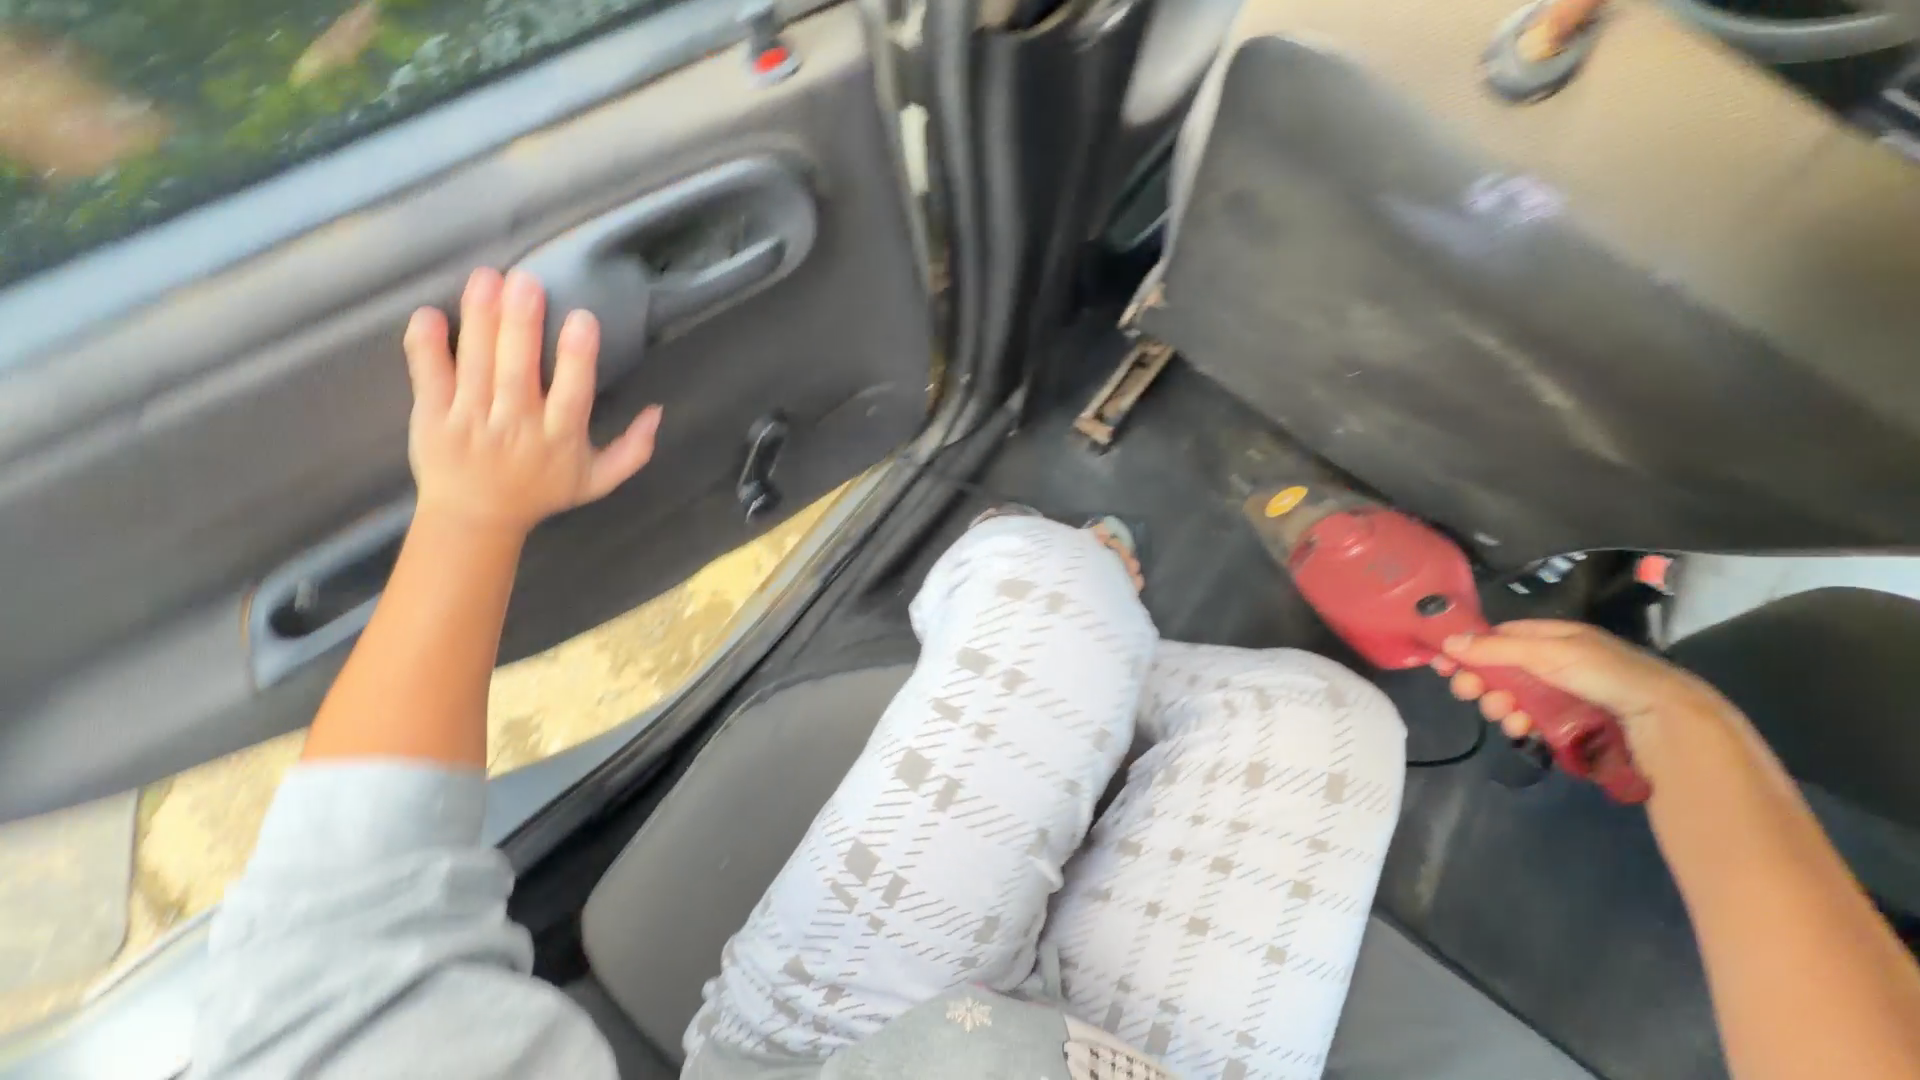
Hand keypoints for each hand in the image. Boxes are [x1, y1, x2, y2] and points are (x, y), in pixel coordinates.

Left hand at [403, 267, 662, 533]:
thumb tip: (657, 412)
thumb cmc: (541, 492)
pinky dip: (426, 347)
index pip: (571, 393)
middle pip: (518, 371)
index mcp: (559, 438)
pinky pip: (428, 378)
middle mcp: (516, 426)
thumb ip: (632, 450)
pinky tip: (430, 315)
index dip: (576, 356)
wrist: (475, 519)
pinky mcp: (433, 417)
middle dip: (520, 325)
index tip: (581, 319)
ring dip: (480, 320)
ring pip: (476, 366)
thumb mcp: (597, 481)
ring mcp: (471, 420)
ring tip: (486, 279)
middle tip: (525, 281)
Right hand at [1431, 619, 1731, 743]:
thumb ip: (1496, 649)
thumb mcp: (1549, 654)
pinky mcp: (1567, 725)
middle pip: (1500, 669)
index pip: (1501, 637)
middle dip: (1482, 680)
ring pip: (1511, 698)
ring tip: (1507, 716)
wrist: (1663, 722)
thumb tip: (1446, 641)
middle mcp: (1556, 664)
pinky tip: (1523, 730)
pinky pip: (1530, 721)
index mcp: (1555, 638)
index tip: (1444, 663)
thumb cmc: (1606, 675)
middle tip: (1467, 692)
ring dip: (1499, 705)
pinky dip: (1520, 725)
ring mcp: (1562, 696)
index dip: (1471, 648)